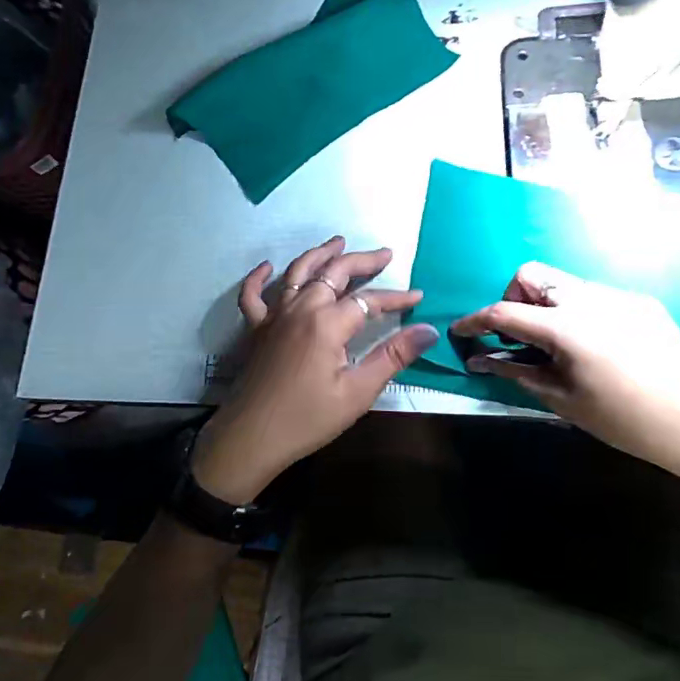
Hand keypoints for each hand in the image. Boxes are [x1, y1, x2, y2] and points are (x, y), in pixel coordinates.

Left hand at [191, 237, 438, 504]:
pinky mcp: (256, 330)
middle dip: (362, 261)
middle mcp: (301, 309)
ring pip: (297, 273)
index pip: (369, 300)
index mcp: (328, 323)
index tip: (418, 297)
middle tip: (384, 254)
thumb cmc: (308, 419)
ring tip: (338, 242)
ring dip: (320, 255)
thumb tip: (428, 330)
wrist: (251, 438)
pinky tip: (269, 267)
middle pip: (334, 272)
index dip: (396, 297)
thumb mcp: (358, 392)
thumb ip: (393, 356)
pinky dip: (260, 278)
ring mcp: (274, 316)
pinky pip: (253, 296)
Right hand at [450, 262, 679, 507]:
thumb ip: (520, 372)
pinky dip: (576, 311)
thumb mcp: (564, 400)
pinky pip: (594, 295)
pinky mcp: (639, 302)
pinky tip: (593, 346)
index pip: (505, 311)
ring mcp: (617, 296)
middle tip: (518, 337)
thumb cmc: (624, 420)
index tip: (461, 332)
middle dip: (513, 299)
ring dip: (545, 303)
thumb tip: (483, 361)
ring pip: (563, 282)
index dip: (475, 321)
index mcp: (566, 326)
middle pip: (531, 275)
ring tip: (555, 344)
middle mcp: (589, 299)